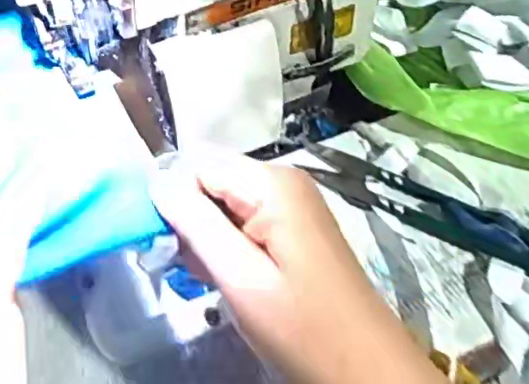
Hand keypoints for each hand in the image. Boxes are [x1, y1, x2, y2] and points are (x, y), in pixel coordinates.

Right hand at [149, 154, 439, 383]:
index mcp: (271, 182)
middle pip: (214, 180)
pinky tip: (229, 277)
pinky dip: (229, 243)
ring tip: (206, 277)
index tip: (159, 243)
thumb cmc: (304, 327)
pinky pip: (247, 217)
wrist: (369, 370)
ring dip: (208, 235)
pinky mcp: (296, 223)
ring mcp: (292, 200)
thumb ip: (197, 225)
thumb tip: (158, 180)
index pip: (199, 166)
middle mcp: (282, 178)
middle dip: (190, 218)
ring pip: (227, 201)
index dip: (173, 199)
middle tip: (183, 265)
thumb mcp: (242, 280)